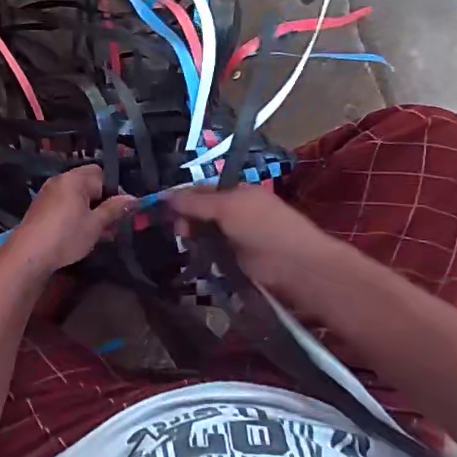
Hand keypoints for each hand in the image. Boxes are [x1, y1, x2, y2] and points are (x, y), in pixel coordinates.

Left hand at [0, 165, 136, 273]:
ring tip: (101, 234)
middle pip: (89, 185)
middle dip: (103, 203)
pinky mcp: (41, 208)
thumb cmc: (66, 236)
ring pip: (78, 198)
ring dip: (91, 212)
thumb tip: (134, 199)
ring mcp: (48, 194)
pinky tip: (82, 234)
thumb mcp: (95, 224)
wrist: (28, 254)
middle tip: (113, 225)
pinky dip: (76, 215)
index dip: (115, 192)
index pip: (102, 174)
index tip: (121, 212)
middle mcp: (60, 181)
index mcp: (74, 179)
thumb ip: (114, 209)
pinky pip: (65, 206)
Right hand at [164, 182, 345, 297]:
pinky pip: (213, 253)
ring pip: (205, 233)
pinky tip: (198, 258)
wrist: (295, 266)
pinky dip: (204, 255)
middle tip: (179, 231)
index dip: (182, 197)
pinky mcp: (237, 259)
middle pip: (201, 212)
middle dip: (186, 219)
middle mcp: (237, 211)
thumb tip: (164, 196)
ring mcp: (237, 236)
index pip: (202, 190)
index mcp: (238, 192)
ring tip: (188, 245)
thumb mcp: (226, 208)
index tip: (161, 209)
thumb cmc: (263, 228)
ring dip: (194, 238)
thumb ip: (194, 203)